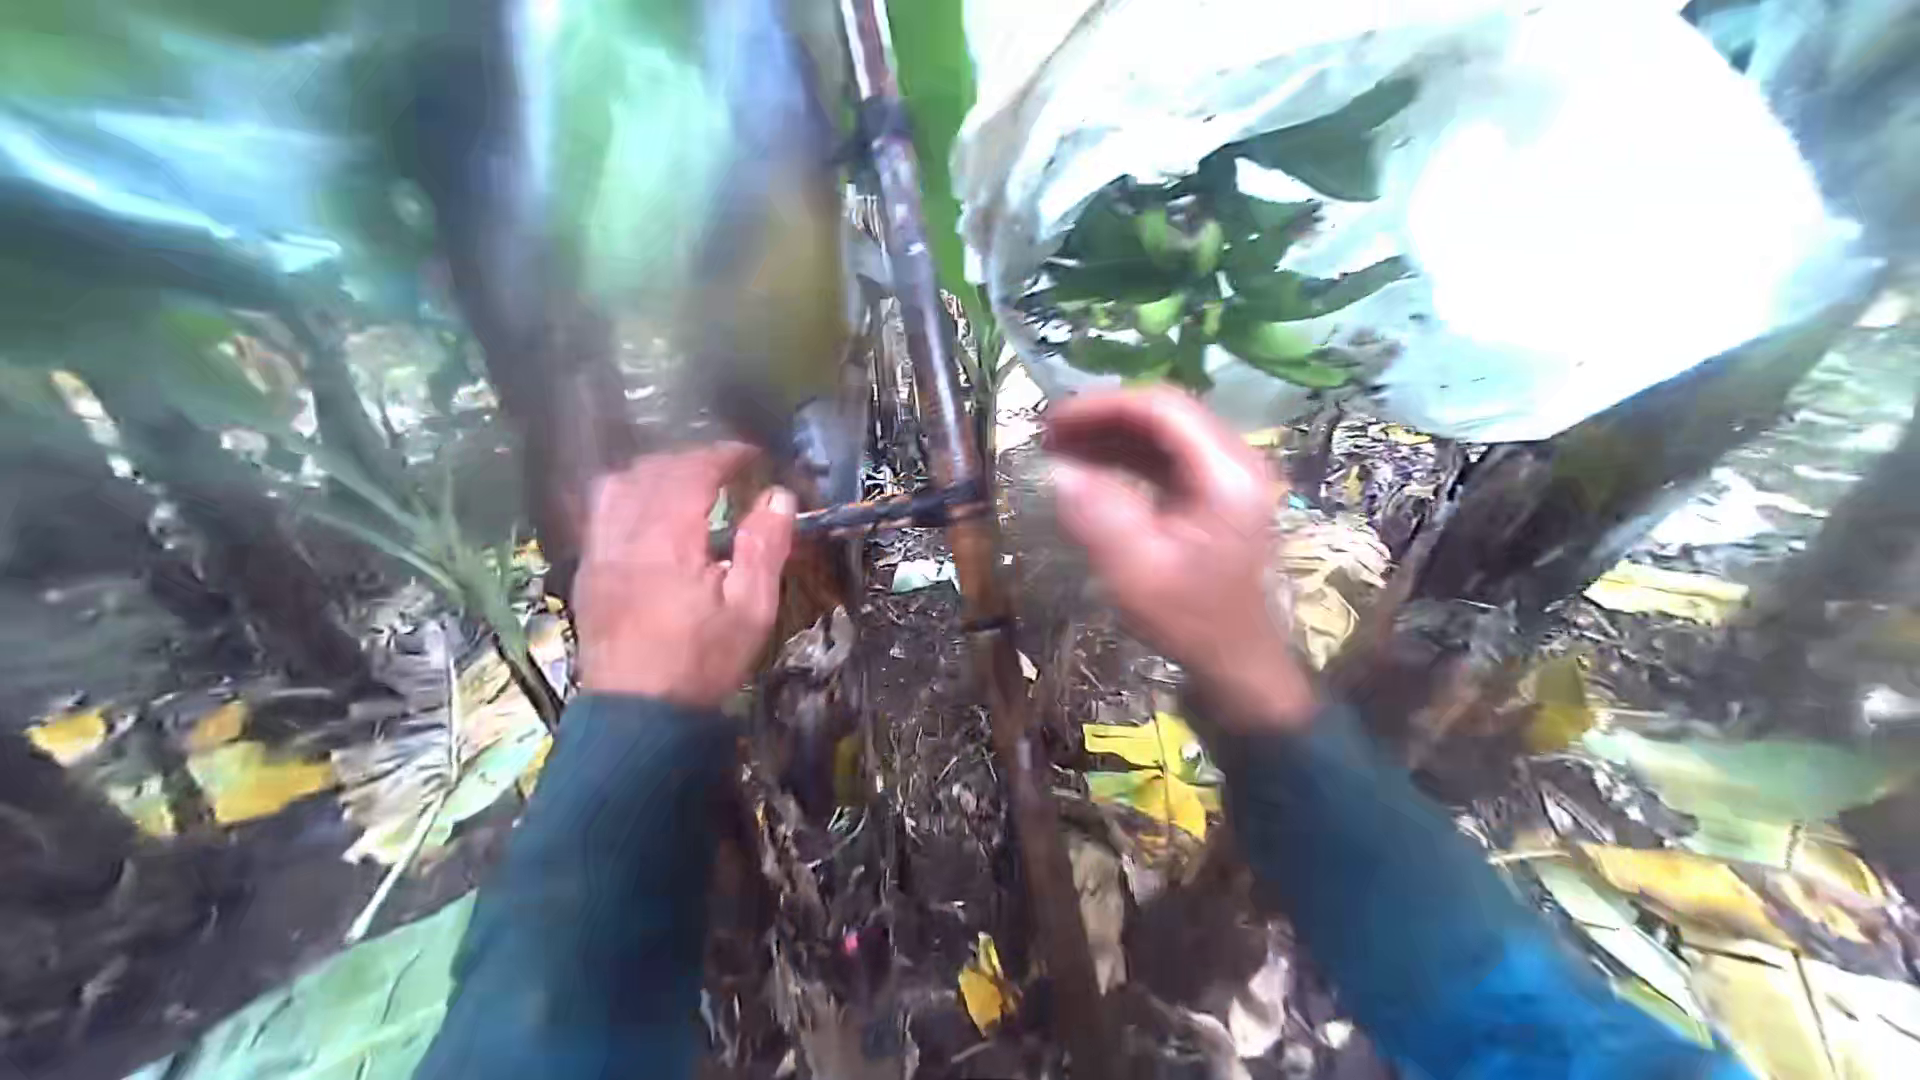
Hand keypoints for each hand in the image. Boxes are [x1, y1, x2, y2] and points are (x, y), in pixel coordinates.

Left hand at [574, 444, 795, 707]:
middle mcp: (624, 536)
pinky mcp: (588, 573)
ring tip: (685, 483)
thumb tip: (780, 495)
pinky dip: (627, 495)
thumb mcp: (750, 608)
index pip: (692, 473)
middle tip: (727, 468)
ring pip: (616, 486)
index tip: (751, 454)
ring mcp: (598, 553)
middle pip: (652, 471)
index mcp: (667, 541)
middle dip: (692, 459)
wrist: (640, 716)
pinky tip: (648, 513)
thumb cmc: (702, 660)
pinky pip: (599, 513)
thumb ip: (764, 546)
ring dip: (654, 472)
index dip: (723, 455)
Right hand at [1044, 387, 1313, 731]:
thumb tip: (1058, 470)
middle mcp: (1232, 463)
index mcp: (1225, 475)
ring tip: (1059, 447)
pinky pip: (1163, 458)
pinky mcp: (1210, 493)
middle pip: (1163, 414)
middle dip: (1103, 418)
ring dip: (1110, 435)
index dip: (1104, 406)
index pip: (1164, 409)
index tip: (1055, 421)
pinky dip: (1123, 457)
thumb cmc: (1190, 620)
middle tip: (1050, 434)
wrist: (1234, 659)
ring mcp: (1223, 477)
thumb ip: (1099, 516)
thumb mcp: (1137, 573)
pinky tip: (1087, 467)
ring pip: (1161, 434)